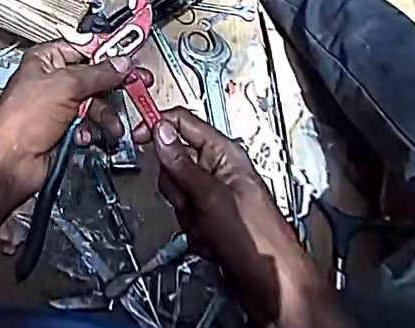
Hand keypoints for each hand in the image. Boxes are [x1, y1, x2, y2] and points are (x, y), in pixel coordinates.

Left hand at [0, 41, 133, 200]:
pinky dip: (92, 131)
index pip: (84, 48)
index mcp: (47, 59)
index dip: (107, 52)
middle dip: (113, 87)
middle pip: (93, 77)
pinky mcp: (65, 131)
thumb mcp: (64, 86)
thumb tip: (120, 63)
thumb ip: (97, 74)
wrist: (10, 162)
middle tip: (139, 87)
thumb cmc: (23, 117)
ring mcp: (59, 107)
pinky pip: (89, 125)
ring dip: (105, 115)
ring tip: (111, 126)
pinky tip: (84, 137)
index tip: (130, 55)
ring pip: (95, 104)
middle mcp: (53, 80)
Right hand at [152, 110, 341, 327]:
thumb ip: (181, 163)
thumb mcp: (212, 197)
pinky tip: (211, 242)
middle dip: (176, 186)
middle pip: (174, 160)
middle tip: (190, 200)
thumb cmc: (259, 241)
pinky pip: (185, 214)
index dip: (158, 124)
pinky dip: (193, 230)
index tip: (138, 134)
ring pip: (177, 191)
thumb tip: (159, 130)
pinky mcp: (211, 219)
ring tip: (207, 227)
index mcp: (224, 153)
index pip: (183, 122)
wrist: (276, 293)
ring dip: (186, 213)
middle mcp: (218, 170)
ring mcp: (214, 196)